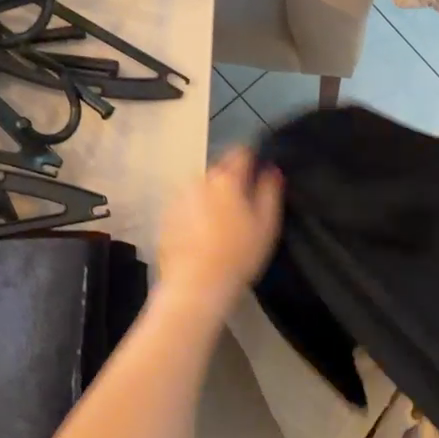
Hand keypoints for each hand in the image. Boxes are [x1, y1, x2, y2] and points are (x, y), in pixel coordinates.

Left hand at [156, 147, 282, 310]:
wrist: (196, 284)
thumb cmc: (239, 254)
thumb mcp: (266, 225)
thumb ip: (270, 191)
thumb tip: (272, 170)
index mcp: (227, 179)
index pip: (240, 153)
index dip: (251, 158)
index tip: (258, 170)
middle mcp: (199, 181)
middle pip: (218, 171)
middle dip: (230, 182)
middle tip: (242, 207)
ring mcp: (179, 199)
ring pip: (200, 189)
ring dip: (210, 198)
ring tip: (220, 224)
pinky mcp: (166, 218)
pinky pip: (185, 207)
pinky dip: (194, 214)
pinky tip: (201, 236)